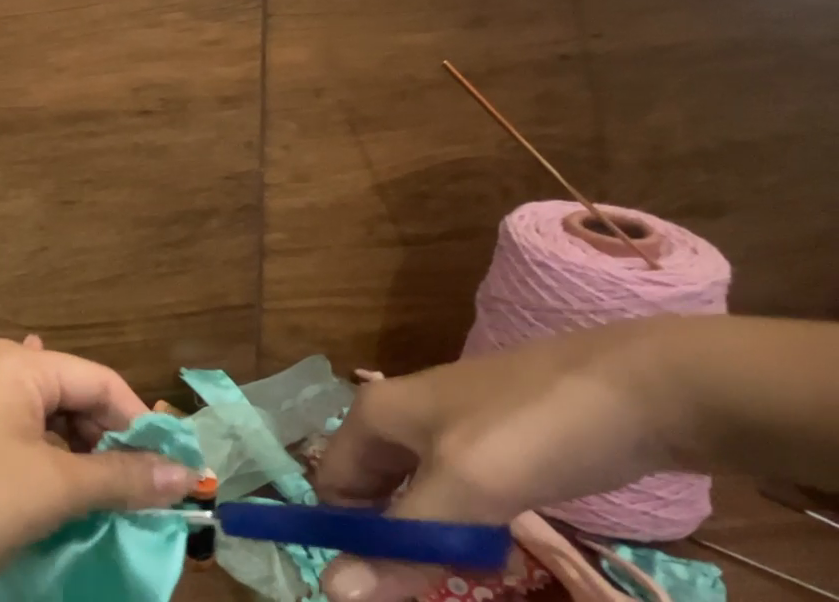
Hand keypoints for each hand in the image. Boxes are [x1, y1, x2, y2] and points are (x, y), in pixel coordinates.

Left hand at [0, 336, 199, 600]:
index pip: (101, 381)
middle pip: (78, 395)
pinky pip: (30, 436)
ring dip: (87, 453)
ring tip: (110, 494)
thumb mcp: (57, 488)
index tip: (176, 473)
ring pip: (55, 418)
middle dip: (113, 440)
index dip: (142, 424)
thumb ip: (124, 477)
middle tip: (144, 492)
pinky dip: (58, 459)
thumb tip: (185, 474)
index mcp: (18, 363)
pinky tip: (69, 477)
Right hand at [315, 321, 682, 601]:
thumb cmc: (532, 432)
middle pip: (372, 492)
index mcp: (372, 415)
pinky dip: (467, 525)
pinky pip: (455, 492)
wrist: (642, 390)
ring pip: (416, 496)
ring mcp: (446, 428)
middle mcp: (397, 418)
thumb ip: (402, 540)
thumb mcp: (464, 490)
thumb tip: (330, 591)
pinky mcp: (490, 443)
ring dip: (434, 538)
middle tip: (437, 582)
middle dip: (395, 542)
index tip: (394, 585)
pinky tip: (497, 546)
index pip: (331, 488)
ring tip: (475, 569)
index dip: (351, 538)